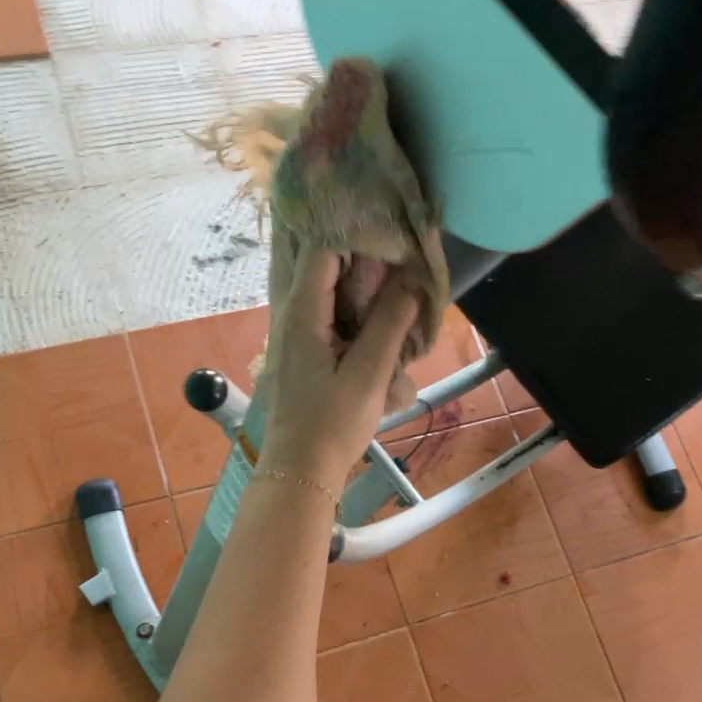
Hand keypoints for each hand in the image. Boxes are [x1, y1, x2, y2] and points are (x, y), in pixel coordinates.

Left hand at [259, 245, 418, 489]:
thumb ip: (390, 322)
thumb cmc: (332, 424)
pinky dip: (343, 297)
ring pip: (317, 283)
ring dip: (349, 272)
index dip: (358, 231)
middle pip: (315, 258)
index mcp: (301, 312)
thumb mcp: (368, 374)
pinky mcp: (298, 349)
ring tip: (386, 264)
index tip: (393, 230)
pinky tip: (370, 305)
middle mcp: (288, 312)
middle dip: (352, 245)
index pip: (323, 246)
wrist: (300, 470)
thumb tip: (412, 278)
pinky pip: (319, 307)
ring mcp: (290, 331)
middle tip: (389, 238)